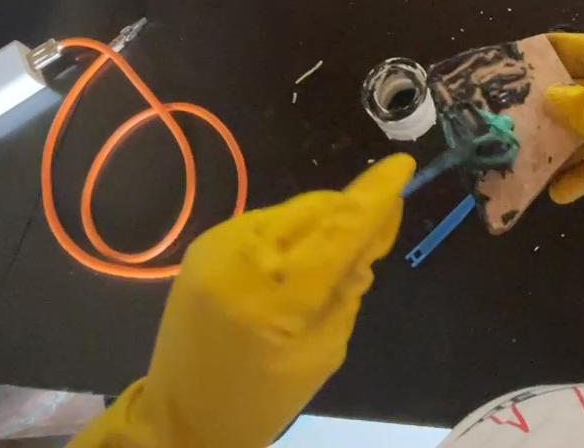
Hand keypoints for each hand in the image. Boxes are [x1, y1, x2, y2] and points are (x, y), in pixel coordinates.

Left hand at [69, 155, 413, 447]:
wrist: (179, 419)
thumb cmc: (265, 397)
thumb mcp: (327, 346)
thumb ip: (352, 280)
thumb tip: (378, 222)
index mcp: (278, 295)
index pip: (340, 227)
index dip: (375, 194)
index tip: (404, 164)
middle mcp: (245, 256)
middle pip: (320, 208)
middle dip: (353, 212)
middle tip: (379, 232)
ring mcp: (221, 243)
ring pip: (296, 209)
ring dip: (323, 222)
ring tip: (328, 258)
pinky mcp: (208, 240)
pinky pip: (270, 220)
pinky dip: (293, 231)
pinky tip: (292, 262)